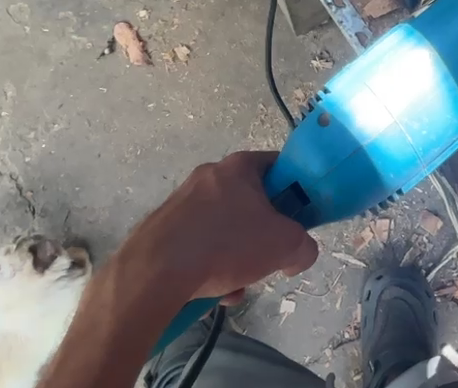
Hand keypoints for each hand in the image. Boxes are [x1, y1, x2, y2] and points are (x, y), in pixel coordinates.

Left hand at [115, 151, 318, 301]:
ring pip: (222, 226)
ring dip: (233, 255)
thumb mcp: (285, 246)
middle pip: (249, 201)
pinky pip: (196, 243)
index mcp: (240, 165)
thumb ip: (304, 247)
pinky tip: (210, 293)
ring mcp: (180, 201)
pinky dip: (206, 265)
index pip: (279, 166)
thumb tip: (299, 255)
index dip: (294, 191)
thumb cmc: (226, 245)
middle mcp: (209, 174)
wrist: (152, 275)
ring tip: (234, 285)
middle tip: (265, 256)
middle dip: (260, 232)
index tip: (296, 218)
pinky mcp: (159, 228)